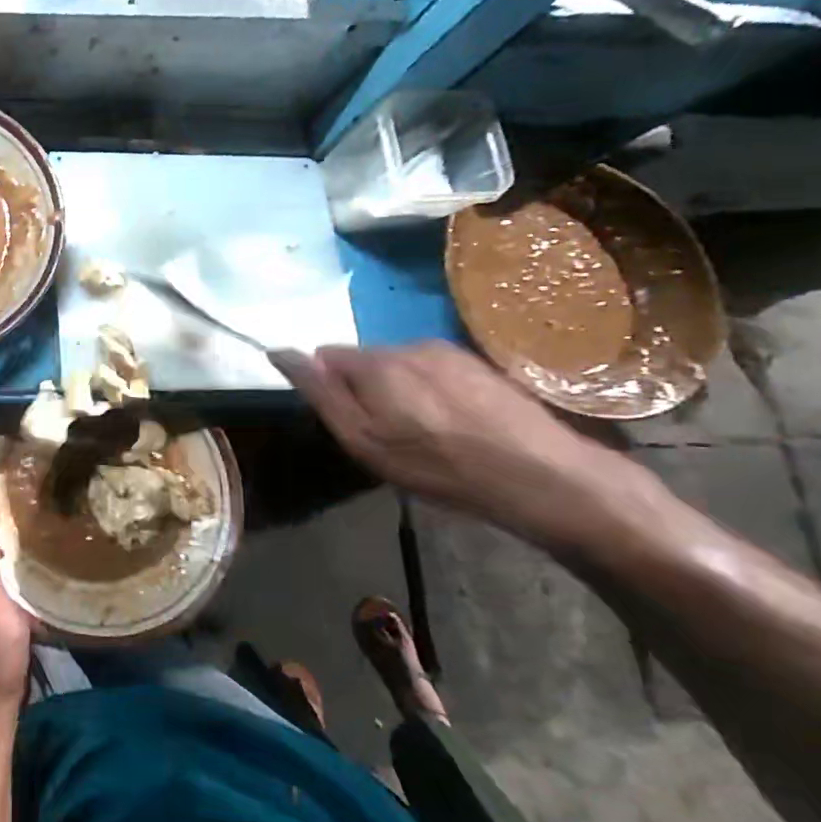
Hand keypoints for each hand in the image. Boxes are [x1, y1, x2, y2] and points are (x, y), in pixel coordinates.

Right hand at [272, 341, 649, 545]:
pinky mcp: (481, 366)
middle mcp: (410, 345)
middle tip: (382, 434)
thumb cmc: (436, 465)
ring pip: (401, 365)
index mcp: (376, 362)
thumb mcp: (362, 439)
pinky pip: (434, 372)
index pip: (326, 356)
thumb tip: (280, 352)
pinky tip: (451, 425)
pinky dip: (429, 392)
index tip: (346, 421)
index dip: (327, 387)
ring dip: (397, 390)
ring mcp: (450, 352)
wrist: (539, 476)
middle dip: (363, 388)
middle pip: (365, 360)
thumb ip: (320, 392)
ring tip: (420, 433)